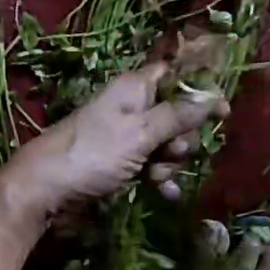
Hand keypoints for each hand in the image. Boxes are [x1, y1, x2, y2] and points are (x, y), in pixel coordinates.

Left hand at [0, 62, 227, 224]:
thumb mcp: (140, 132)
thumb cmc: (93, 153)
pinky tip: (165, 194)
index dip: (201, 90)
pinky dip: (160, 179)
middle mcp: (133, 108)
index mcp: (135, 88)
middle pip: (177, 114)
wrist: (46, 190)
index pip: (176, 75)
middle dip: (183, 137)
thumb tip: (213, 96)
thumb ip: (178, 116)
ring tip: (157, 177)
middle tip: (173, 151)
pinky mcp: (122, 163)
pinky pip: (153, 166)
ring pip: (167, 144)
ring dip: (170, 163)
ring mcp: (127, 137)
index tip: (223, 112)